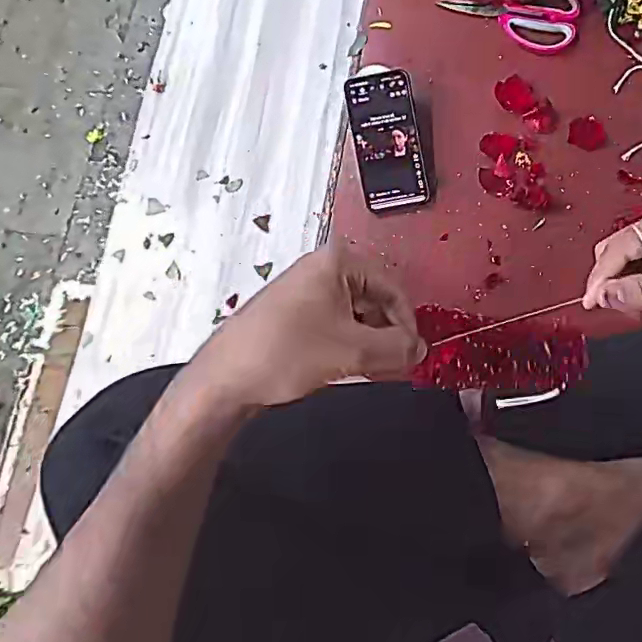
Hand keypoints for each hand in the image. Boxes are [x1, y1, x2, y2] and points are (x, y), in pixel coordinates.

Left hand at [190, 243, 427, 405]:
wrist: (221, 381)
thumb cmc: (285, 354)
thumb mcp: (352, 351)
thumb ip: (396, 348)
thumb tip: (420, 349)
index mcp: (337, 261)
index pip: (392, 288)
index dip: (407, 323)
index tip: (412, 353)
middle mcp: (322, 266)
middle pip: (375, 299)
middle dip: (387, 333)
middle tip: (393, 364)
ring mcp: (305, 287)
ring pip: (355, 313)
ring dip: (368, 341)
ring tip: (370, 369)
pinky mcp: (293, 310)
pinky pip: (334, 321)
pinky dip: (347, 342)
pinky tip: (347, 366)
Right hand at [583, 199, 641, 332]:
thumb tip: (604, 294)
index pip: (625, 242)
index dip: (603, 273)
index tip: (592, 302)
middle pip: (623, 246)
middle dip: (609, 275)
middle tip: (603, 306)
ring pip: (631, 256)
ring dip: (621, 281)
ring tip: (618, 306)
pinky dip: (636, 283)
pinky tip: (634, 301)